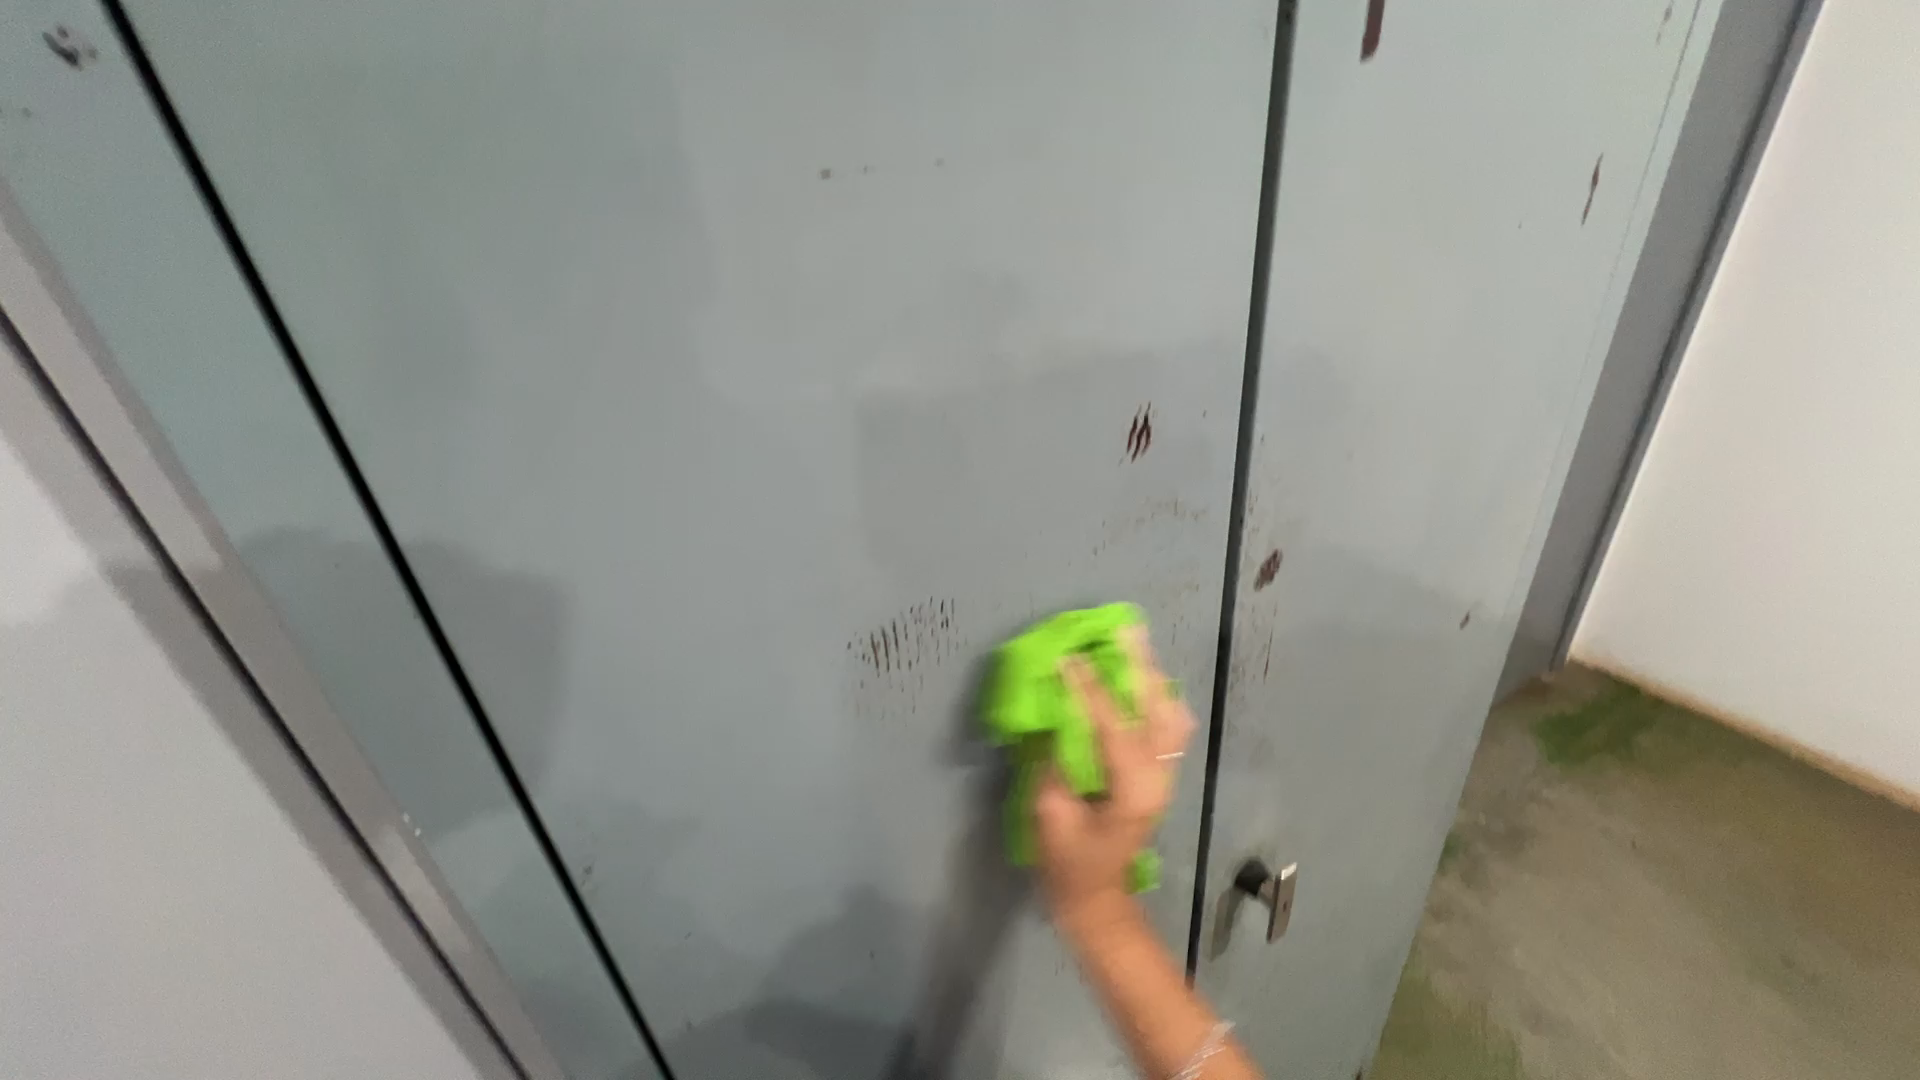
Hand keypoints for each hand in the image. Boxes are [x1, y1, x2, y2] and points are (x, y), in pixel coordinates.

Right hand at [1035, 627, 1196, 934]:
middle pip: (1157, 709)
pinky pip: (1169, 725)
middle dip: (1138, 666)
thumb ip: (1052, 760)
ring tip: (1133, 644)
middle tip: (1125, 628)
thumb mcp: (1049, 813)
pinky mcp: (1160, 775)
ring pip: (1171, 713)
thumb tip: (1052, 712)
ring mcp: (1165, 775)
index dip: (1087, 689)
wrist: (1096, 900)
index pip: (1111, 725)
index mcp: (1132, 789)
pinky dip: (1155, 696)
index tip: (1068, 656)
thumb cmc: (1067, 862)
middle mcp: (1158, 776)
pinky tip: (1138, 678)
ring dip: (1151, 677)